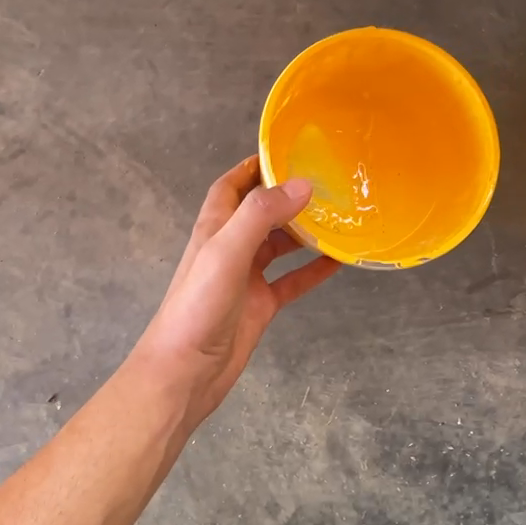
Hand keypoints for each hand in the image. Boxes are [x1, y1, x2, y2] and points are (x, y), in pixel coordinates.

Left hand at [135, 156, 338, 427]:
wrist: (184, 373)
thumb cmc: (198, 307)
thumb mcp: (227, 252)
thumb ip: (261, 216)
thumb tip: (303, 185)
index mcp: (215, 229)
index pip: (233, 186)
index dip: (254, 166)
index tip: (288, 151)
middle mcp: (231, 248)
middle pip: (262, 212)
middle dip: (289, 196)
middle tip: (329, 182)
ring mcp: (247, 278)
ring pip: (280, 245)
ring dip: (306, 231)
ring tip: (341, 216)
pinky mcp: (261, 305)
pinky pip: (293, 280)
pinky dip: (314, 270)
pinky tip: (339, 261)